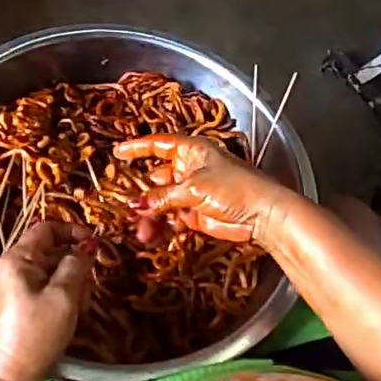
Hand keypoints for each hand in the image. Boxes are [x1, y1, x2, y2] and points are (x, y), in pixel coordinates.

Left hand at [0, 221, 91, 380]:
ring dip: (70, 282)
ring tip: (79, 306)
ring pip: (50, 270)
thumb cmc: (37, 333)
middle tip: (88, 285)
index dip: (72, 231)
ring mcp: (13, 284)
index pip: (46, 229)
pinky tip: (71, 312)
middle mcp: (11, 266)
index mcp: (17, 259)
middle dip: (74, 264)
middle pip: (50, 250)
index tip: (94, 243)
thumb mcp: (63, 296)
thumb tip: (87, 245)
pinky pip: (44, 286)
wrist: (10, 373)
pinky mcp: (18, 301)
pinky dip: (61, 294)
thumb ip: (76, 265)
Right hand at [114, 135, 295, 245]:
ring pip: (161, 202)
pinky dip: (161, 227)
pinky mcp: (195, 214)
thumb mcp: (193, 188)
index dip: (138, 148)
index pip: (159, 145)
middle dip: (142, 193)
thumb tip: (136, 204)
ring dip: (151, 215)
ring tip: (143, 231)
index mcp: (191, 151)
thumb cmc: (234, 188)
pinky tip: (152, 236)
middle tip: (128, 206)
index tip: (117, 152)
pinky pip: (170, 218)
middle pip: (156, 177)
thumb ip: (162, 197)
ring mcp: (192, 192)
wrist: (263, 216)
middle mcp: (190, 168)